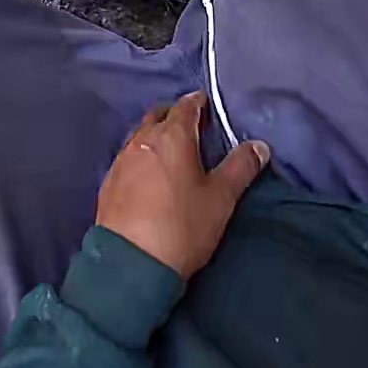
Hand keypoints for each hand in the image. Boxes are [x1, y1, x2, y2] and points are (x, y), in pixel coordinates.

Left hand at [96, 91, 269, 278]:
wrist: (130, 265)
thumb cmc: (182, 225)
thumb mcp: (221, 198)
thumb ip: (241, 167)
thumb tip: (259, 145)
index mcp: (172, 136)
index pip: (186, 107)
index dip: (198, 102)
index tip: (207, 103)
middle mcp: (143, 140)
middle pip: (159, 116)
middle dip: (175, 115)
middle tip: (191, 125)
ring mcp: (121, 161)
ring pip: (140, 136)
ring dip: (156, 135)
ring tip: (171, 149)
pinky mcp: (108, 183)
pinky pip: (128, 157)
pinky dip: (141, 156)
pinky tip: (148, 173)